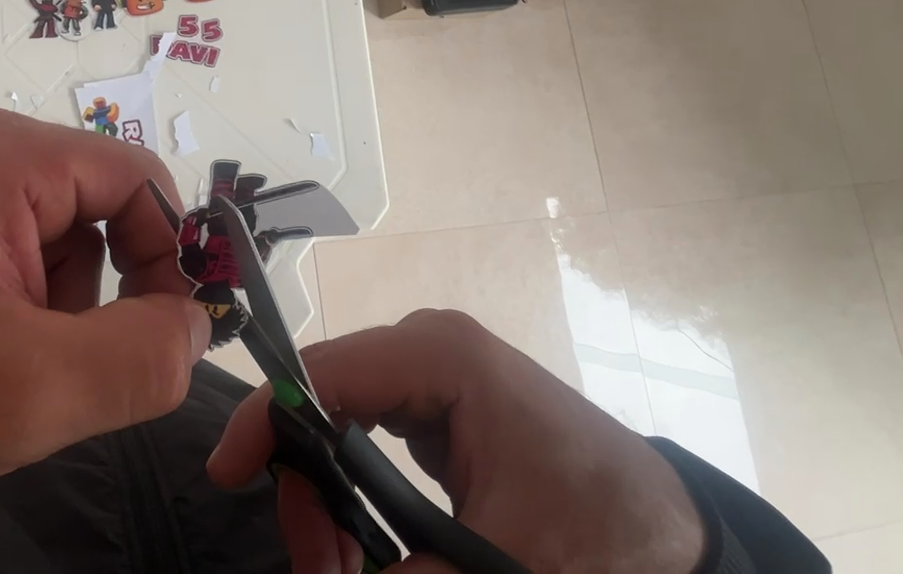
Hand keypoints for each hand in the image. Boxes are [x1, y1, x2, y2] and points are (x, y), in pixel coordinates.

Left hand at [0, 107, 210, 522]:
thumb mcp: (36, 390)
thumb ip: (146, 356)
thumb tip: (198, 322)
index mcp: (6, 156)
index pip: (137, 179)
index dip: (171, 253)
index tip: (170, 334)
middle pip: (102, 211)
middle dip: (106, 296)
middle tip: (70, 366)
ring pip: (66, 244)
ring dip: (64, 312)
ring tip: (6, 367)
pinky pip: (23, 260)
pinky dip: (28, 316)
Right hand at [208, 310, 705, 573]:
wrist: (674, 534)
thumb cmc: (605, 531)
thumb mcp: (513, 566)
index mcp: (440, 357)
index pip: (327, 371)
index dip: (269, 416)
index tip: (228, 473)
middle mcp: (424, 349)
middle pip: (324, 401)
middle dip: (304, 485)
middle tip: (318, 569)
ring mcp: (428, 372)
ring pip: (336, 420)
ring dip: (322, 494)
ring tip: (338, 567)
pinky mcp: (433, 401)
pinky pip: (362, 433)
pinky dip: (346, 487)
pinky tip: (355, 543)